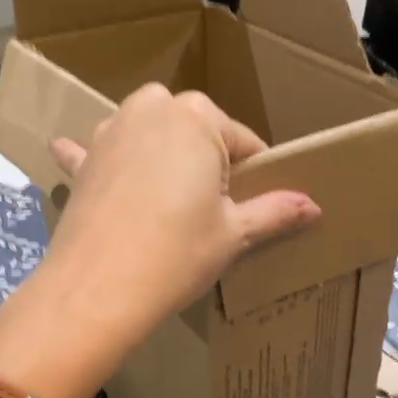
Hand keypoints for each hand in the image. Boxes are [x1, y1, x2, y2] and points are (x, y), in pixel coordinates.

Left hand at [0, 84, 319, 397]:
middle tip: (209, 210)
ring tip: (168, 202)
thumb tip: (314, 206)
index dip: (253, 177)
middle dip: (206, 161)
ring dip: (160, 154)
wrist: (97, 289)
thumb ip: (275, 211)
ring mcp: (111, 130)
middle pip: (196, 131)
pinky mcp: (83, 160)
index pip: (244, 142)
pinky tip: (100, 171)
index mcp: (199, 116)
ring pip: (150, 133)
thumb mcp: (234, 233)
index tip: (250, 209)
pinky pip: (96, 152)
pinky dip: (103, 161)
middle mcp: (153, 108)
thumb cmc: (177, 253)